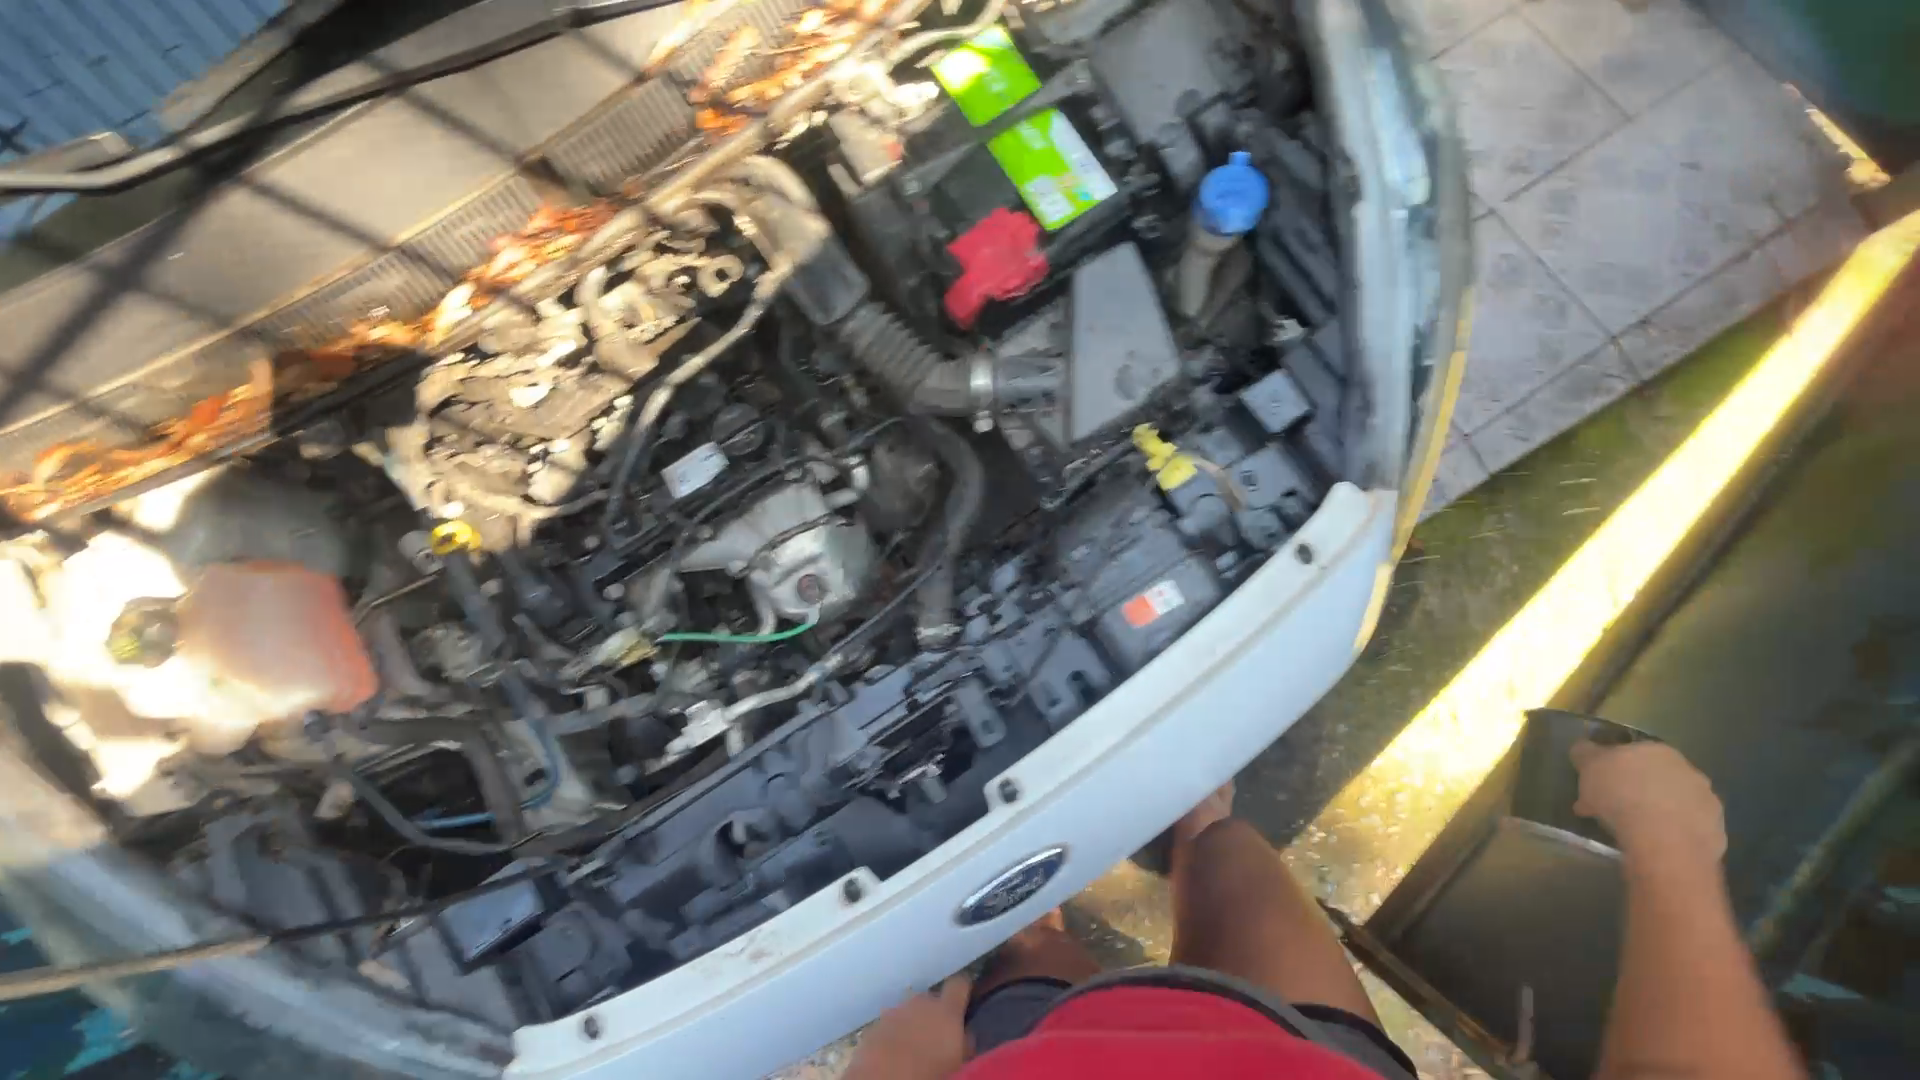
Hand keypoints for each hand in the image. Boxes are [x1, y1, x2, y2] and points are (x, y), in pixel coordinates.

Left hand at [846, 973, 973, 1079]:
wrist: (884, 1078)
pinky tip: (894, 1051)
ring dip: (913, 1022)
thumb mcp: (957, 1061)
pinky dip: (895, 1031)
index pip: (959, 984)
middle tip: (936, 1036)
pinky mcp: (878, 1022)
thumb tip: (965, 1033)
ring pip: (910, 1010)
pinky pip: (892, 1021)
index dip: (962, 990)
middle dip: (934, 1013)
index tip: (964, 1000)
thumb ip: (964, 1042)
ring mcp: (897, 1009)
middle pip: (932, 998)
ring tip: (913, 1046)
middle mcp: (921, 1001)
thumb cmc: (929, 1071)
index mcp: (946, 1010)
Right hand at [1570, 740, 1725, 866]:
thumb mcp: (1587, 766)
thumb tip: (1585, 748)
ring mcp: (1707, 801)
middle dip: (1632, 788)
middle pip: (1652, 776)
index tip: (1595, 783)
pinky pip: (1684, 826)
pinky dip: (1668, 830)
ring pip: (1671, 801)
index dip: (1610, 766)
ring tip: (1629, 829)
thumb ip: (1585, 752)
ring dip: (1651, 810)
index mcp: (1657, 749)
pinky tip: (1651, 842)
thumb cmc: (1621, 794)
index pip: (1630, 751)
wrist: (1666, 841)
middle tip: (1609, 807)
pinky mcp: (1717, 830)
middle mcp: (1688, 769)